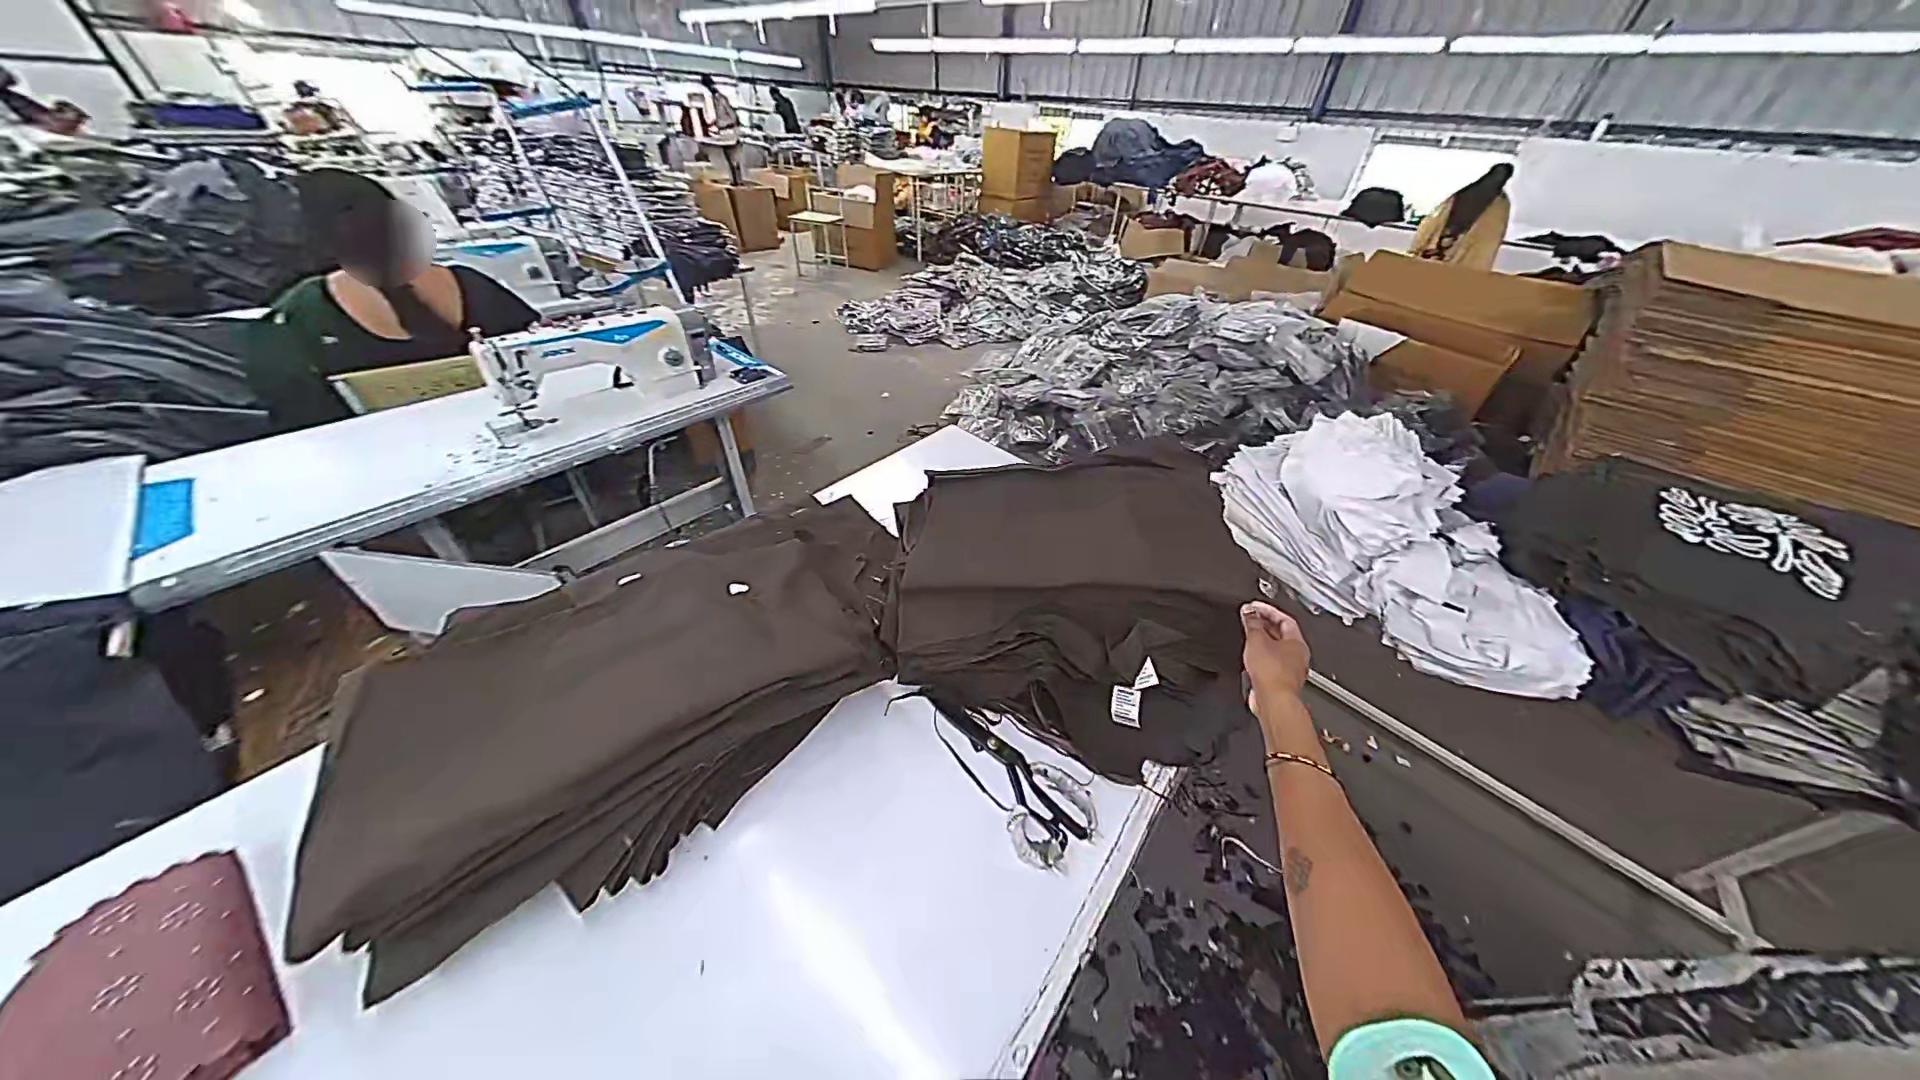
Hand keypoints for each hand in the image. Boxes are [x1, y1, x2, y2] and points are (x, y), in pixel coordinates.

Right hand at [1242, 600, 1309, 704]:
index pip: (1284, 619)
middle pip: (1281, 633)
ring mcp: (1290, 668)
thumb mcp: (1256, 640)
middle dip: (1264, 624)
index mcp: (1297, 642)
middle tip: (1250, 617)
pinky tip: (1251, 656)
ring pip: (1276, 648)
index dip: (1268, 610)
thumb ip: (1252, 623)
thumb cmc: (1273, 673)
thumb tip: (1249, 612)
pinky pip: (1271, 661)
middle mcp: (1298, 655)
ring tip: (1248, 634)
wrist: (1273, 699)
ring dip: (1262, 639)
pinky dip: (1261, 654)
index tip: (1254, 606)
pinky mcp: (1280, 680)